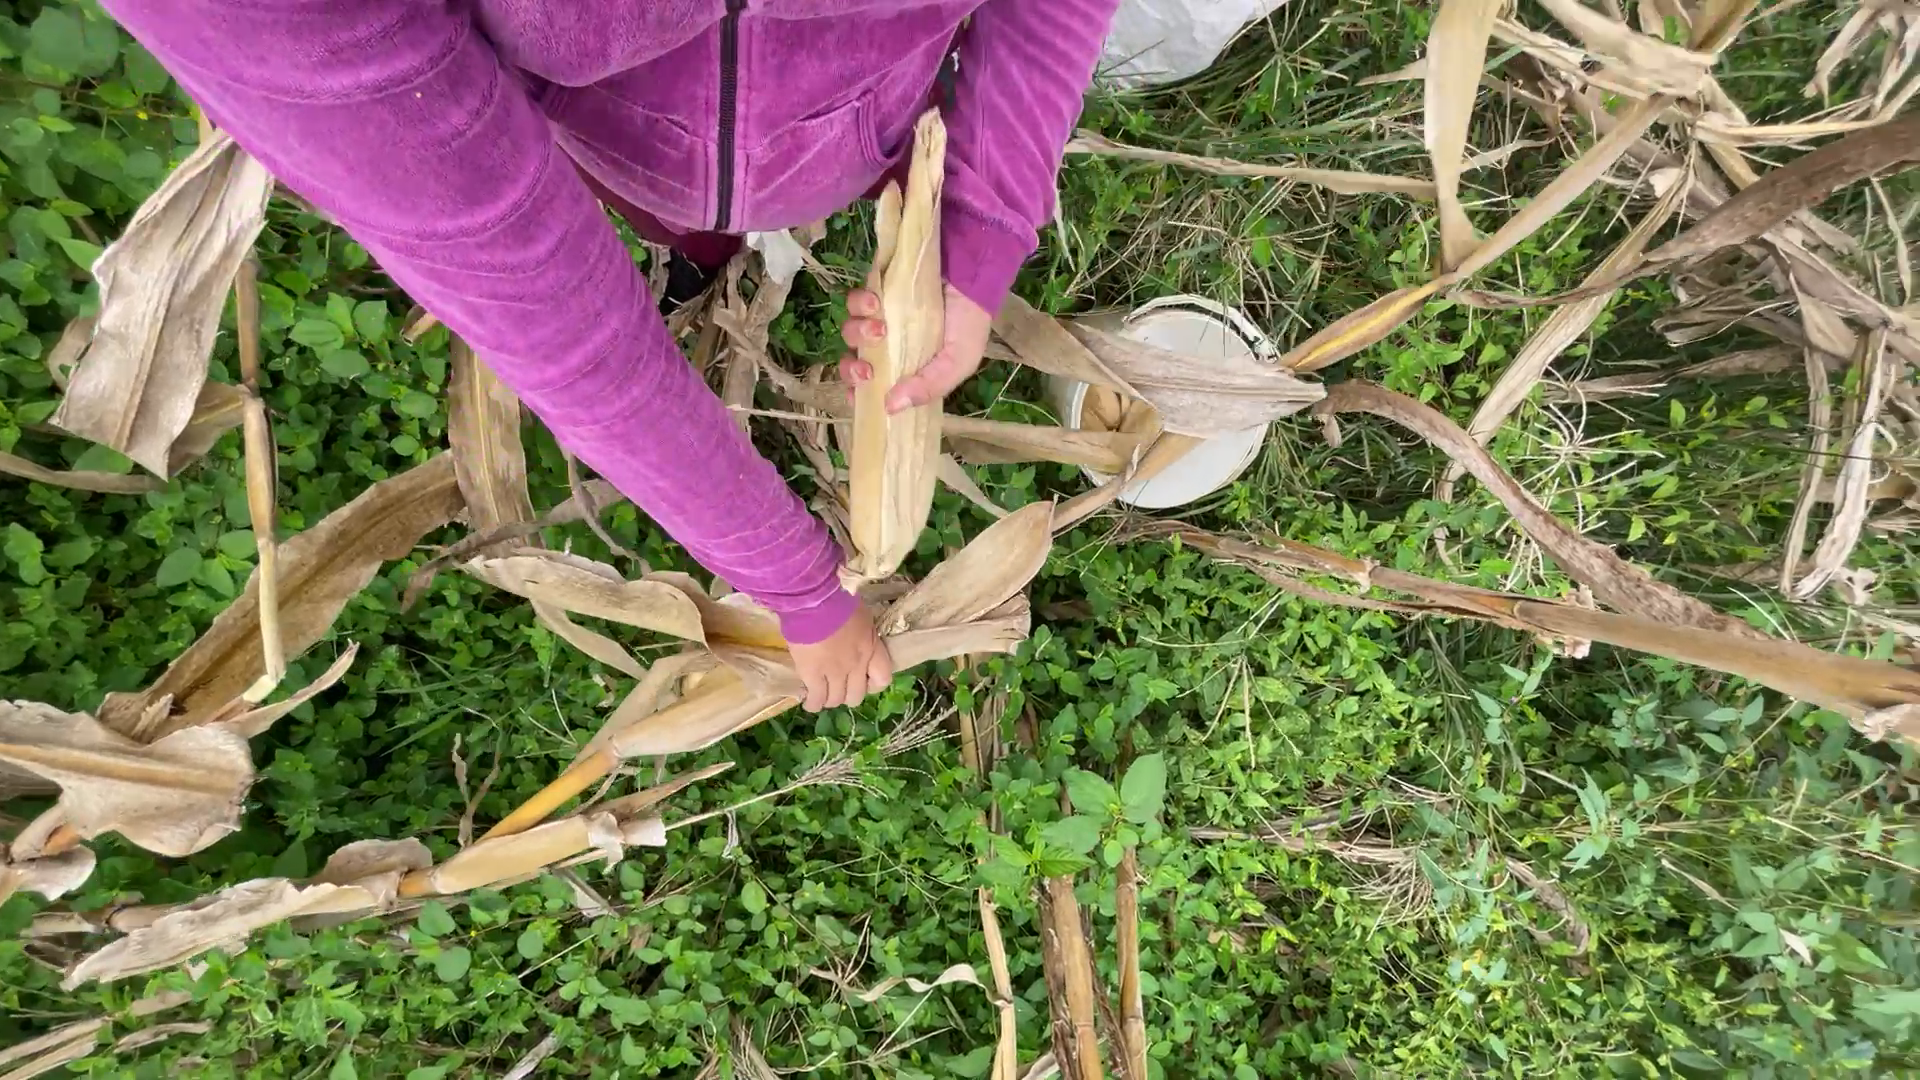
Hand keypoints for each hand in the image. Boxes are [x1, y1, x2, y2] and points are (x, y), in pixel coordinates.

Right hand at [787, 604, 894, 711]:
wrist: (816, 601)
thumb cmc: (839, 599)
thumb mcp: (862, 616)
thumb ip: (862, 633)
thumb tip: (855, 636)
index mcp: (871, 648)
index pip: (882, 679)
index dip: (873, 683)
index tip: (865, 680)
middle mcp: (857, 665)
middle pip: (857, 695)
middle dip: (849, 694)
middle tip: (840, 688)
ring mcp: (835, 672)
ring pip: (836, 699)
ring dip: (831, 699)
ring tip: (822, 696)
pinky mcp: (812, 674)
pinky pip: (816, 697)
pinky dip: (813, 702)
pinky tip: (809, 702)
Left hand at [838, 282, 991, 412]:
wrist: (972, 276)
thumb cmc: (969, 325)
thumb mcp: (958, 364)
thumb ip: (929, 387)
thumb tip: (890, 408)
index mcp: (906, 371)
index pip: (873, 389)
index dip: (859, 394)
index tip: (856, 396)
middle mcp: (888, 349)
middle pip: (854, 364)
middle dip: (852, 370)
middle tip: (866, 368)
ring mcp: (879, 320)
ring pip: (851, 333)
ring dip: (858, 334)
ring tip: (879, 327)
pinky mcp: (875, 292)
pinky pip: (854, 302)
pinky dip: (859, 304)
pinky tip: (875, 302)